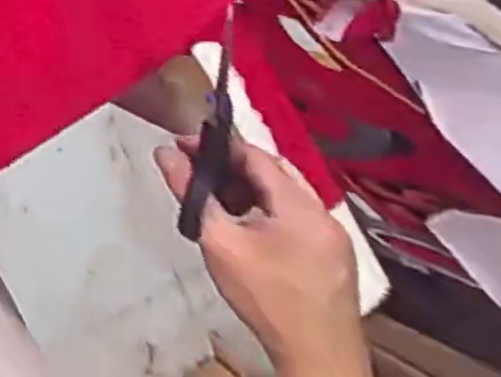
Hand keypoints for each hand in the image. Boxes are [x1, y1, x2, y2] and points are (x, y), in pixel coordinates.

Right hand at [157, 135, 369, 376]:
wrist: (318, 360)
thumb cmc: (266, 299)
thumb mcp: (218, 242)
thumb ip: (190, 193)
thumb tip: (165, 153)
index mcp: (300, 206)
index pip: (254, 154)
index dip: (216, 145)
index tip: (184, 146)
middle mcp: (324, 214)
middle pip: (272, 169)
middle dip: (231, 163)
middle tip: (197, 168)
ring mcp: (334, 237)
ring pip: (285, 191)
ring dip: (249, 185)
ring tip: (217, 195)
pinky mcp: (335, 256)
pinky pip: (296, 214)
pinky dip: (268, 206)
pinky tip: (245, 222)